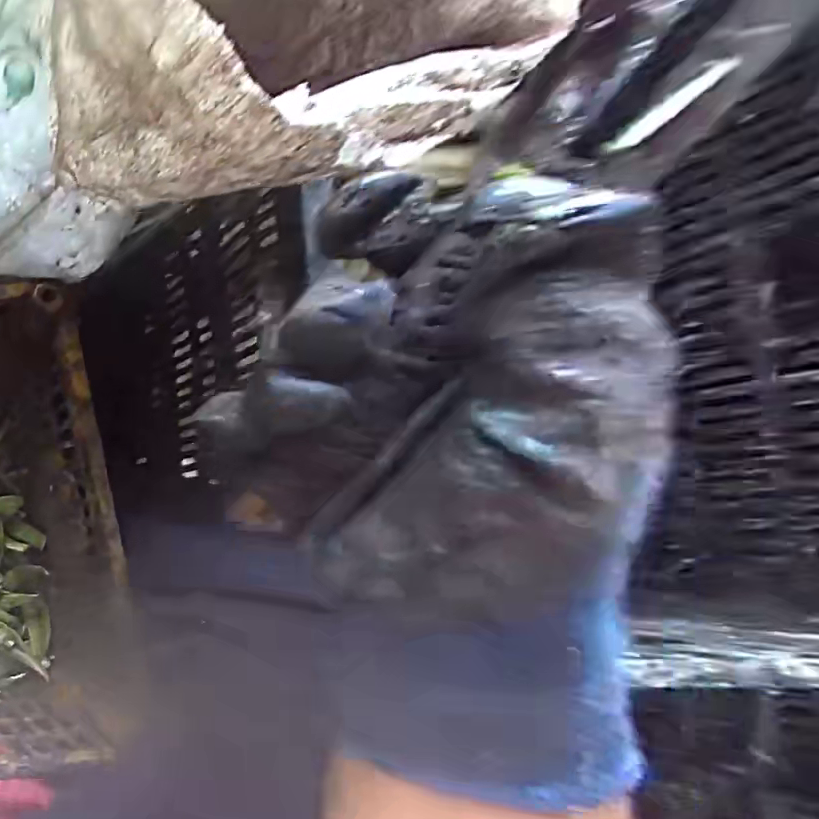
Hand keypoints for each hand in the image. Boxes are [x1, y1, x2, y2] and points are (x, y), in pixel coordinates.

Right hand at [193, 170, 677, 808]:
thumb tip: (548, 201)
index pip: (418, 241)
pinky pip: (224, 423)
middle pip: (326, 294)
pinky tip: (268, 470)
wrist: (469, 618)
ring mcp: (329, 410)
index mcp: (472, 326)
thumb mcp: (594, 396)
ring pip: (267, 356)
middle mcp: (394, 358)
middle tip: (351, 346)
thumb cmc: (552, 511)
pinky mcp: (279, 458)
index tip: (373, 210)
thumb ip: (565, 302)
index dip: (386, 210)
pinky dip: (233, 434)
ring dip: (279, 379)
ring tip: (316, 419)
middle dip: (327, 313)